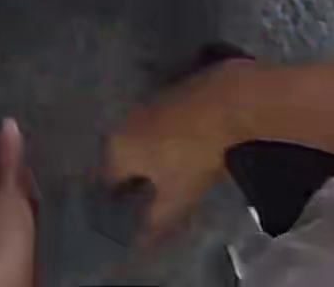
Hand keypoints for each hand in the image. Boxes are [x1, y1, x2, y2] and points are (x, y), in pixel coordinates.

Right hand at [104, 60, 251, 239]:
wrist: (225, 101)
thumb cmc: (194, 154)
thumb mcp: (176, 198)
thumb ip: (154, 221)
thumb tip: (140, 241)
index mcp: (118, 148)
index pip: (108, 183)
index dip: (121, 202)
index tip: (136, 213)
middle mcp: (126, 122)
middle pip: (125, 159)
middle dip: (138, 178)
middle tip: (156, 195)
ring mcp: (148, 104)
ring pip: (142, 140)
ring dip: (153, 157)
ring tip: (173, 173)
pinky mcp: (168, 92)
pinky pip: (160, 124)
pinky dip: (167, 137)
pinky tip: (185, 147)